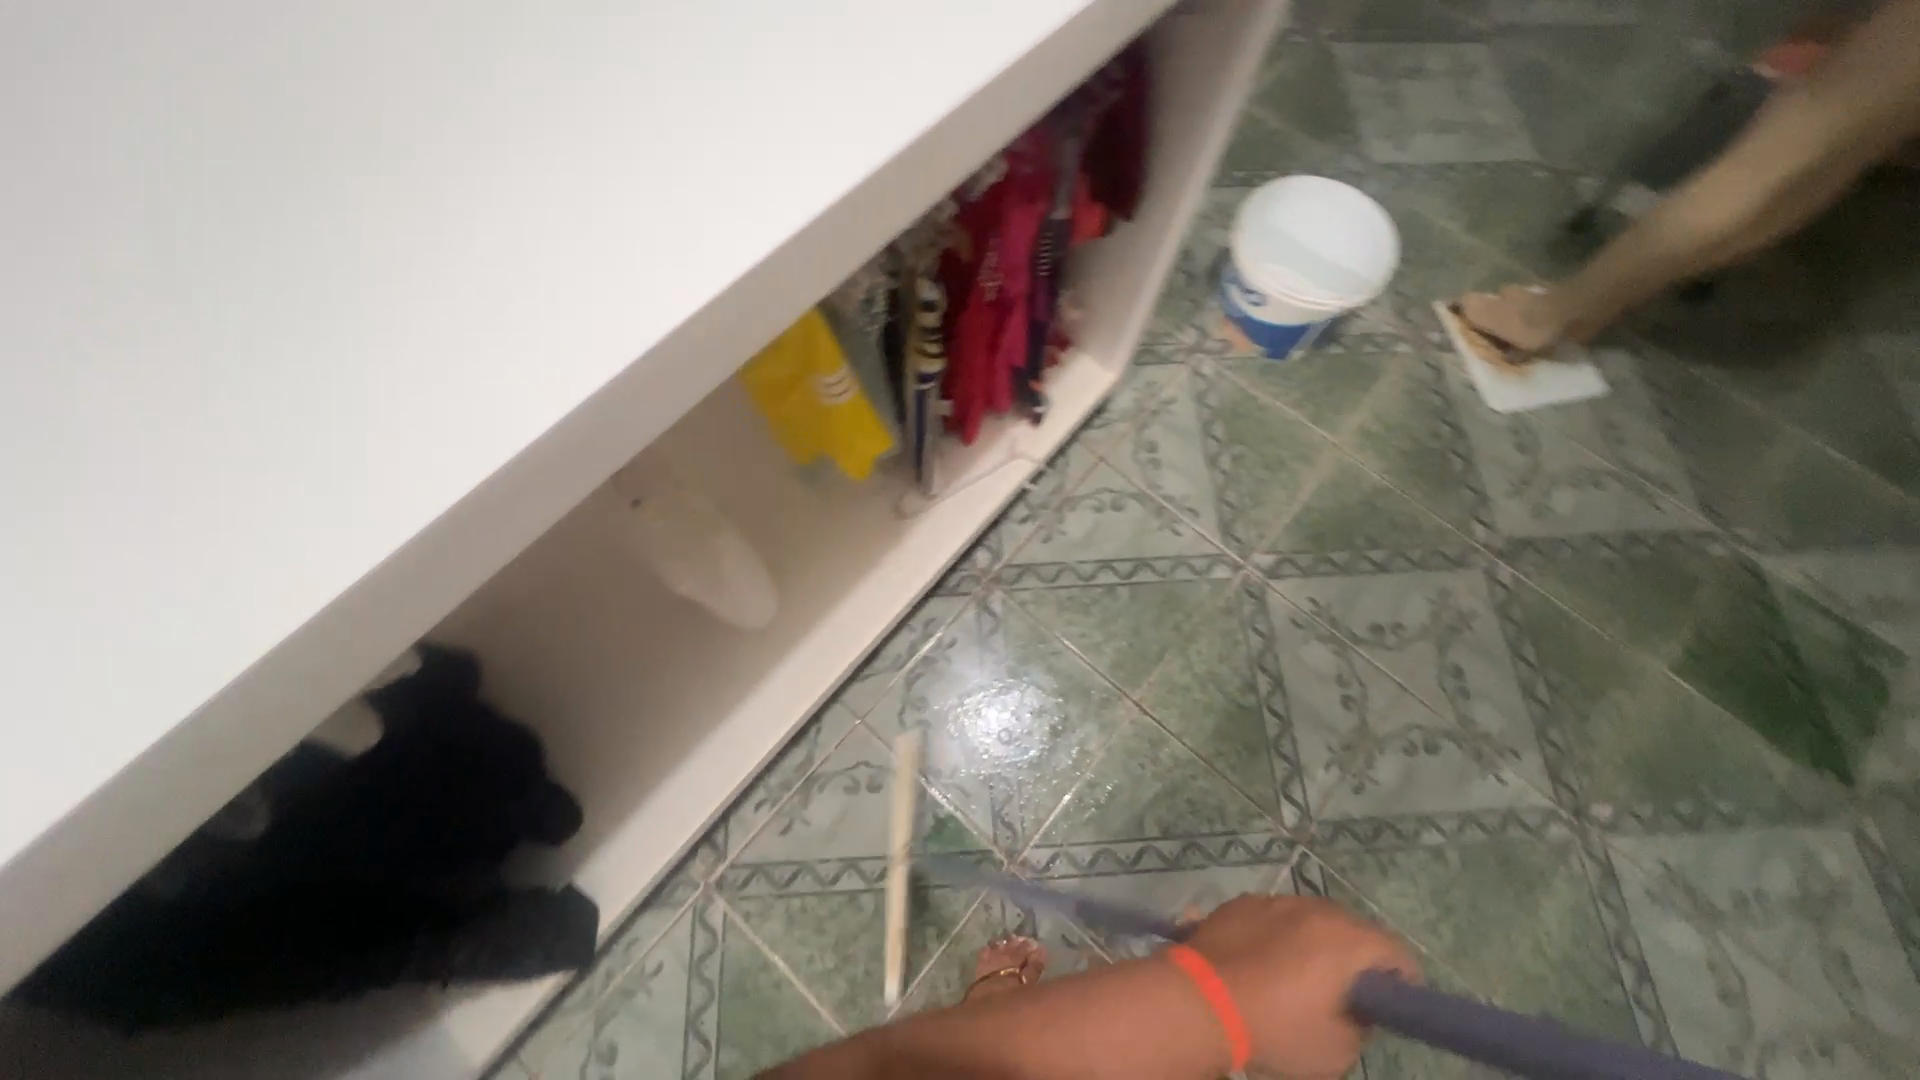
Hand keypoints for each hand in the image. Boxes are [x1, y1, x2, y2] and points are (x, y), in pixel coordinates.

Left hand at [1183, 894, 1418, 1078]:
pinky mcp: (1239, 902)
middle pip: (1354, 928)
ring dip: (1318, 943)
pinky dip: (1281, 934)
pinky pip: (1276, 916)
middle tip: (1346, 995)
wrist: (1199, 999)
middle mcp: (1312, 908)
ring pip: (1312, 917)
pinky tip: (1263, 963)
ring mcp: (1272, 900)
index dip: (1402, 980)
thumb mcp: (1337, 1050)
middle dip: (1359, 959)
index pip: (1395, 950)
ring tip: (1301, 978)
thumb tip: (1355, 1009)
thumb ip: (1360, 1027)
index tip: (1390, 1005)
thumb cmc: (1275, 1028)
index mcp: (1345, 939)